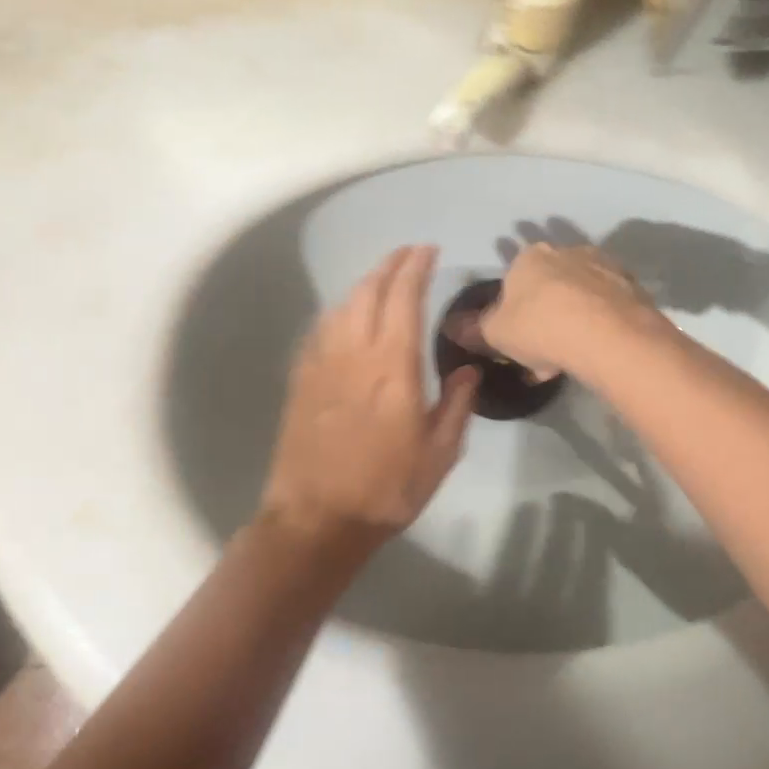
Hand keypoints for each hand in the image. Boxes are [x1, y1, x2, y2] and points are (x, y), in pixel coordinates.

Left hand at [259, 246, 481, 550]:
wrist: (316, 517)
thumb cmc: (386, 489)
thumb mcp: (439, 454)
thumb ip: (456, 405)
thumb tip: (467, 369)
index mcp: (392, 366)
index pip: (404, 298)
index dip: (415, 268)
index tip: (428, 251)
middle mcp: (354, 353)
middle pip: (369, 291)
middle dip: (389, 265)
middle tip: (408, 255)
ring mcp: (321, 363)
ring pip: (341, 306)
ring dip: (364, 285)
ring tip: (382, 281)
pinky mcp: (301, 380)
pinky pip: (321, 329)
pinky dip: (340, 311)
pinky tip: (347, 317)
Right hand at [479, 243, 664, 380]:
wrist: (606, 335)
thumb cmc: (539, 328)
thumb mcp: (495, 334)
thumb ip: (474, 329)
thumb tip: (451, 327)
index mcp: (528, 257)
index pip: (513, 279)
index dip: (512, 311)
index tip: (516, 337)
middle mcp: (565, 251)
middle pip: (548, 285)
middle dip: (544, 314)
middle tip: (542, 351)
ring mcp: (601, 265)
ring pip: (578, 295)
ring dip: (572, 320)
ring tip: (570, 356)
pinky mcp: (630, 284)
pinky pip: (605, 305)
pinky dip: (598, 323)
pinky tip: (594, 349)